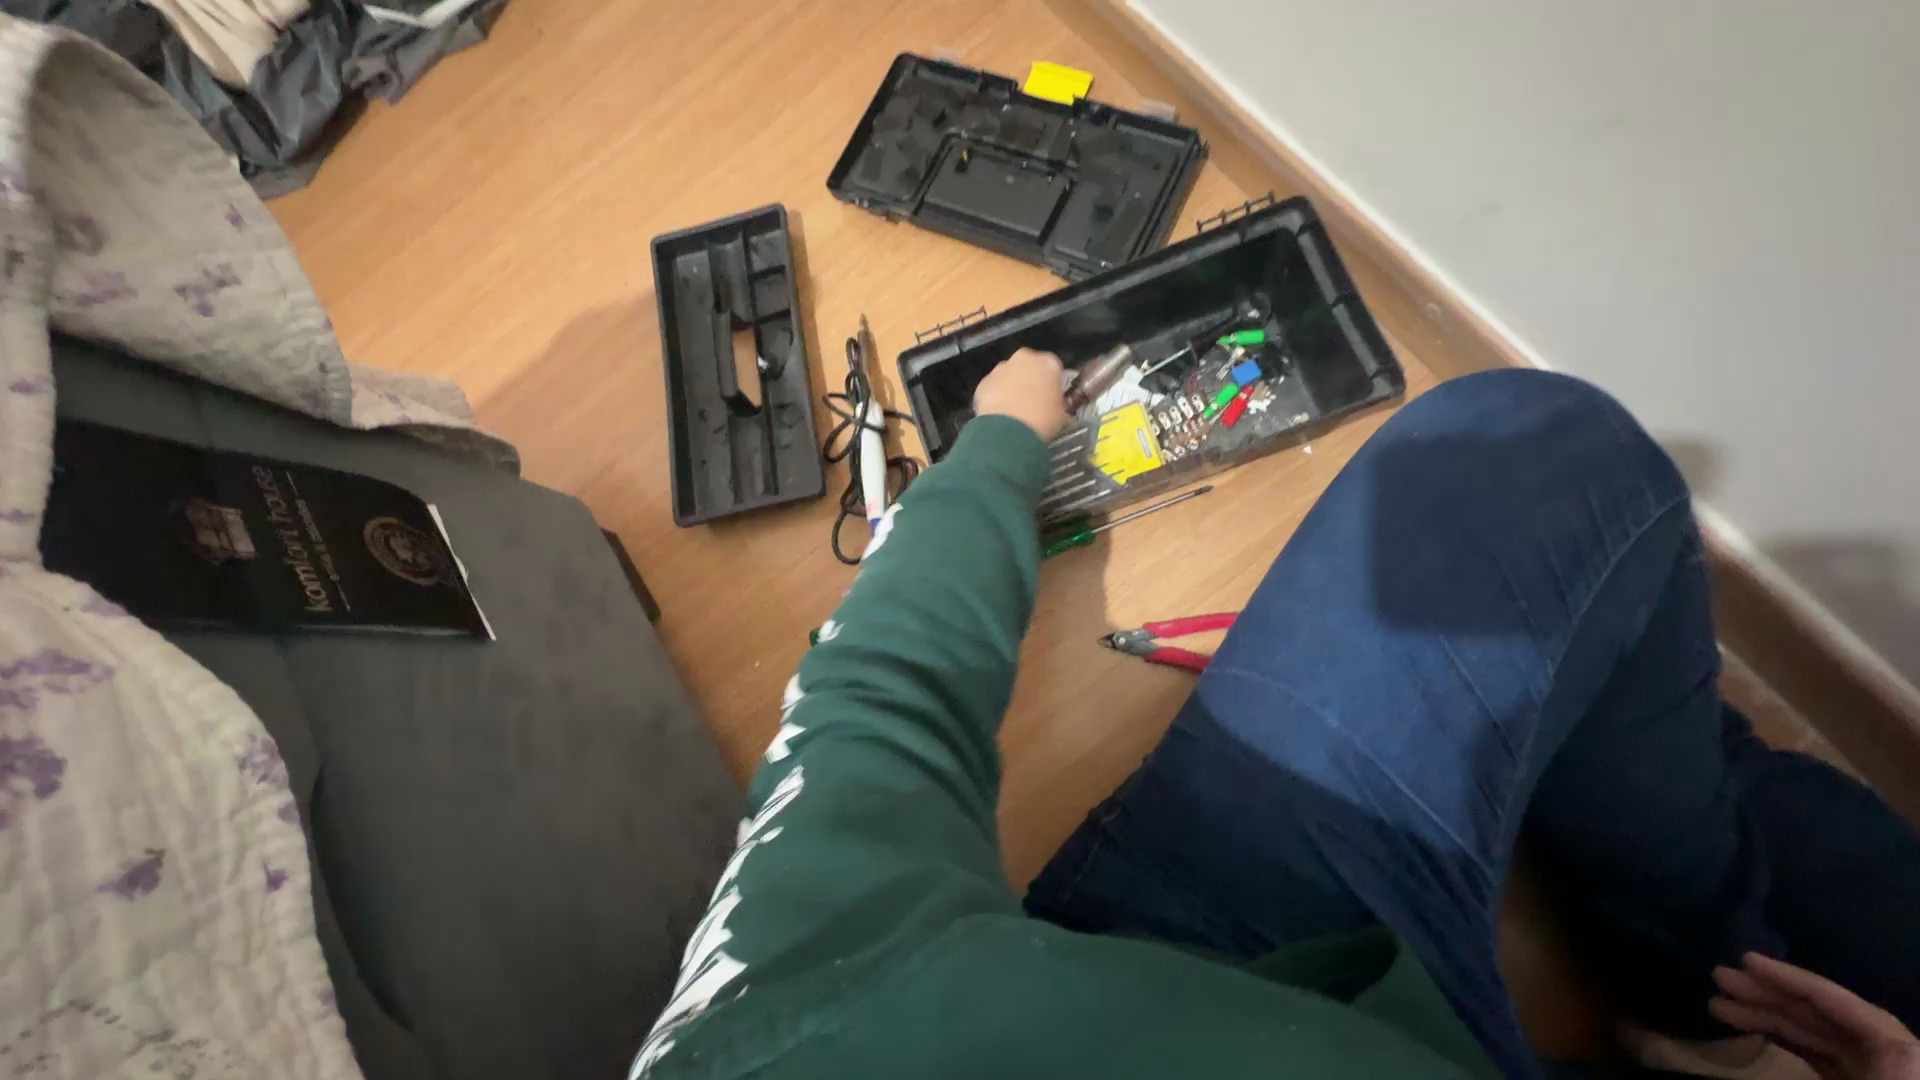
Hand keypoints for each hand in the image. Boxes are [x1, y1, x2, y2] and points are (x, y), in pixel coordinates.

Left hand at [974, 348, 1068, 441]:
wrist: (1008, 430)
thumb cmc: (1042, 420)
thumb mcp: (1061, 415)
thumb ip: (1059, 405)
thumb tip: (1056, 409)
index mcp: (1048, 363)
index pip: (1053, 368)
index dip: (1051, 383)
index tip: (1050, 396)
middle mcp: (1024, 358)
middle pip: (1029, 366)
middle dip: (1029, 379)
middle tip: (1031, 401)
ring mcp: (1001, 368)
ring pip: (1008, 374)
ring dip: (1010, 386)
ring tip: (1012, 409)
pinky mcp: (983, 381)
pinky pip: (993, 387)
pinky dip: (995, 396)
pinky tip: (998, 413)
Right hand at [1712, 953, 1919, 1079]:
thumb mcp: (1870, 1070)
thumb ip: (1824, 1049)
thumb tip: (1773, 1024)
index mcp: (1905, 1054)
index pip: (1844, 1003)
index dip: (1792, 977)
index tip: (1744, 958)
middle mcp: (1895, 1056)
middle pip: (1828, 1016)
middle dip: (1769, 996)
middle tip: (1719, 978)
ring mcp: (1879, 1072)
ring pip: (1820, 1036)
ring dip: (1767, 1017)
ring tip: (1718, 1005)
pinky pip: (1824, 1056)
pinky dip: (1788, 1040)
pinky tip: (1753, 1027)